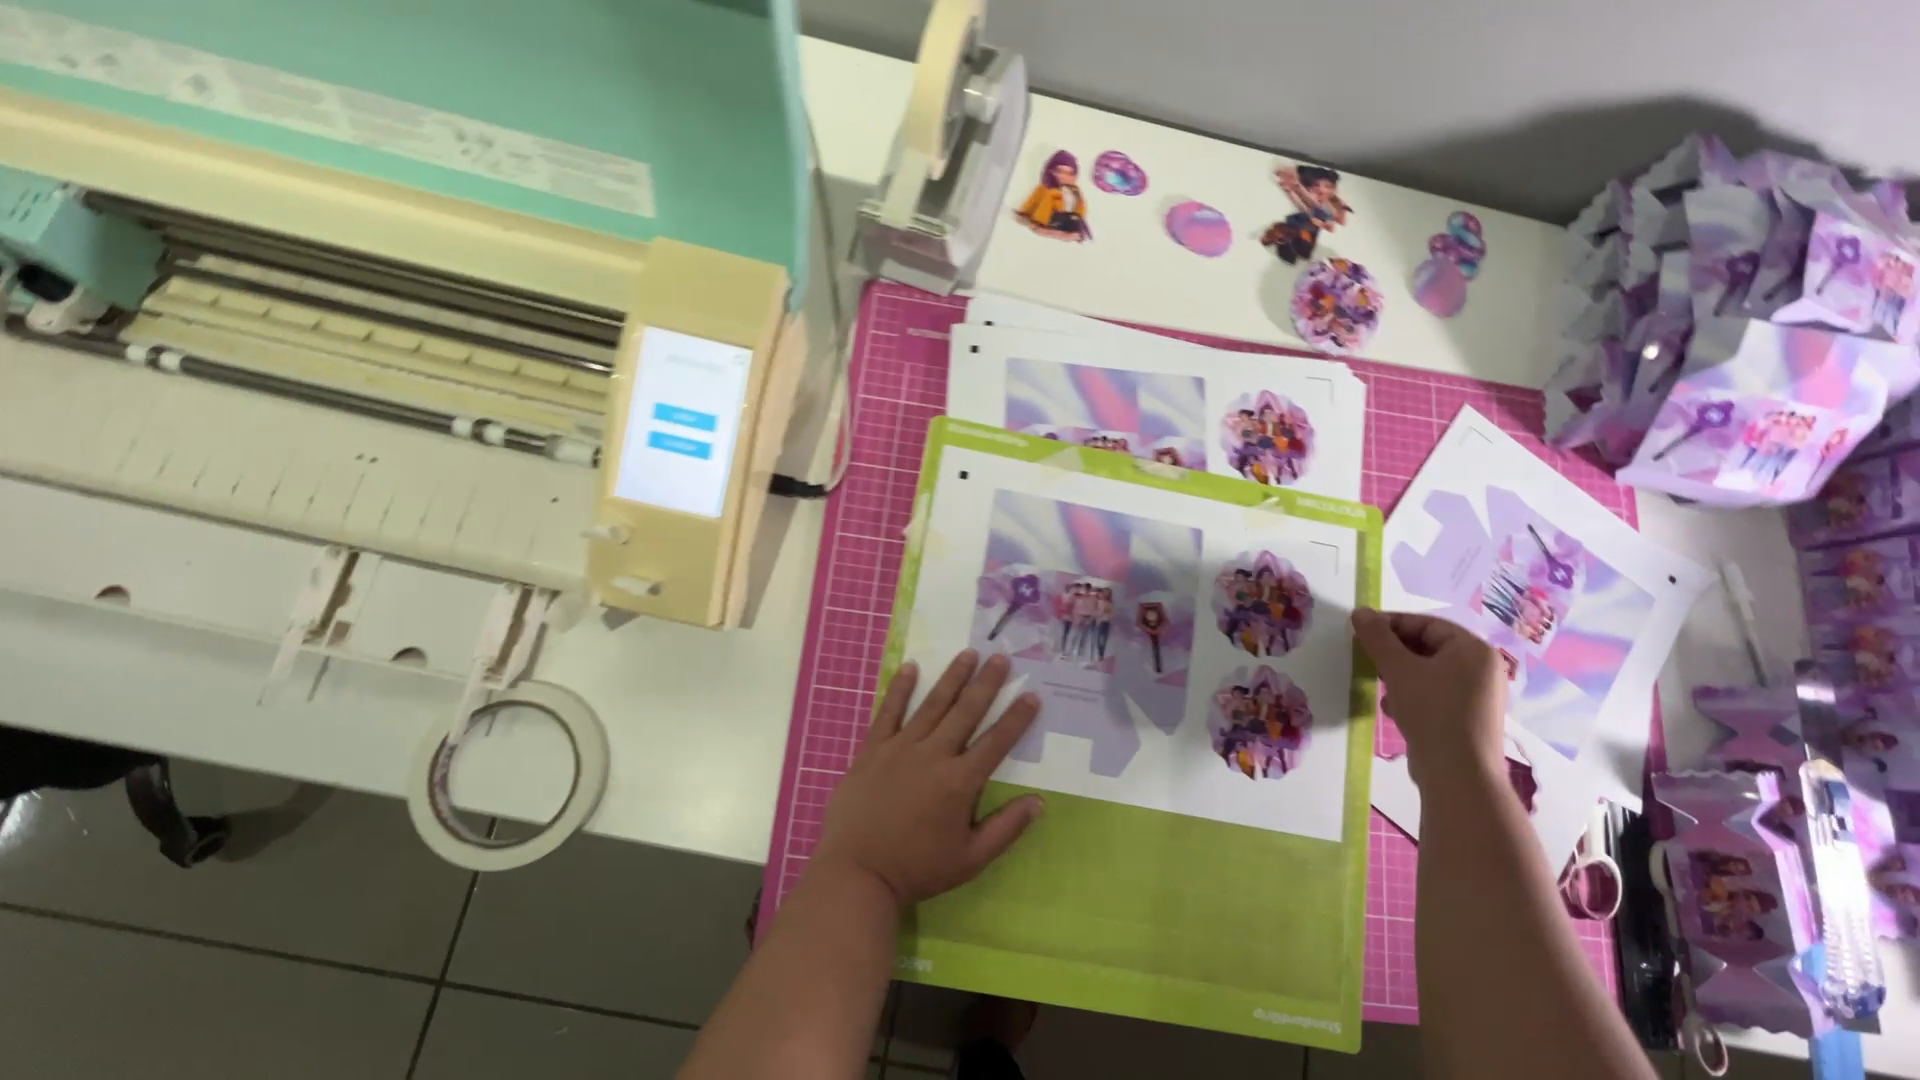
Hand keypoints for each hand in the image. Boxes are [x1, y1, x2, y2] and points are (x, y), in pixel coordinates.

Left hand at [811, 650, 1044, 908]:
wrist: (857, 873)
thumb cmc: (917, 869)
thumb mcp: (971, 859)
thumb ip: (1006, 828)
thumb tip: (1039, 802)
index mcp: (959, 782)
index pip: (996, 742)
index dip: (1016, 718)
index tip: (1031, 695)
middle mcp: (933, 756)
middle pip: (966, 712)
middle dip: (986, 683)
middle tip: (1002, 657)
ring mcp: (899, 749)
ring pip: (931, 705)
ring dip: (952, 677)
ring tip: (968, 653)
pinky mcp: (872, 751)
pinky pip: (888, 712)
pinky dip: (899, 689)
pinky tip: (911, 668)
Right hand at [1351, 608, 1507, 787]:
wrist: (1458, 774)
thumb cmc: (1432, 711)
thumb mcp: (1398, 670)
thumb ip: (1378, 638)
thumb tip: (1360, 612)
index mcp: (1474, 650)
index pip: (1427, 624)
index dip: (1391, 624)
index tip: (1361, 631)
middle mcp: (1482, 669)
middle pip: (1430, 647)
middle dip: (1395, 652)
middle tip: (1367, 657)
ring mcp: (1478, 696)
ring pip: (1430, 672)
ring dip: (1400, 675)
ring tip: (1379, 684)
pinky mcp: (1467, 718)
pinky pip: (1436, 694)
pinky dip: (1412, 695)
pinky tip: (1394, 708)